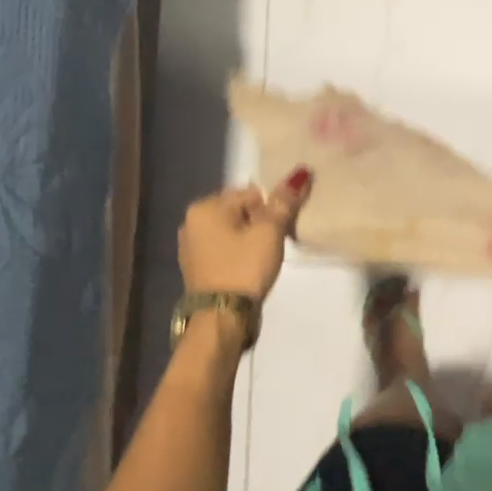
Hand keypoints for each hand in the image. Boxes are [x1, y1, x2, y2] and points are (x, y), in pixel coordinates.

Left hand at [177, 166, 312, 300]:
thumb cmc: (244, 268)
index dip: (271, 209)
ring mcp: (190, 247)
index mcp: (204, 207)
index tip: (280, 230)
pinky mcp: (196, 268)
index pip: (250, 193)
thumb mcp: (269, 232)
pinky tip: (249, 270)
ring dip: (250, 240)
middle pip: (239, 211)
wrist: (222, 318)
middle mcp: (191, 222)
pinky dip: (238, 254)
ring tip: (264, 259)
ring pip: (232, 232)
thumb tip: (301, 172)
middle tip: (274, 245)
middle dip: (259, 223)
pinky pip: (224, 250)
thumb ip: (284, 202)